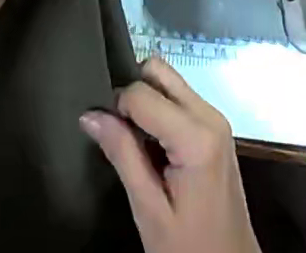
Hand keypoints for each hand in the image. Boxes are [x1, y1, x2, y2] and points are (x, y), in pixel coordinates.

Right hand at [81, 57, 260, 252]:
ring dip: (146, 101)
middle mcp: (210, 114)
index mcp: (196, 135)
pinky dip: (159, 109)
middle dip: (132, 93)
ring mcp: (216, 117)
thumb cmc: (189, 247)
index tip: (106, 137)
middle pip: (158, 71)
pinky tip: (152, 144)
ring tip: (134, 142)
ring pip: (169, 80)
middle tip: (119, 133)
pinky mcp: (215, 126)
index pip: (142, 93)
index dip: (116, 109)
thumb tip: (89, 114)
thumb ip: (122, 154)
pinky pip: (179, 97)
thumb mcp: (149, 208)